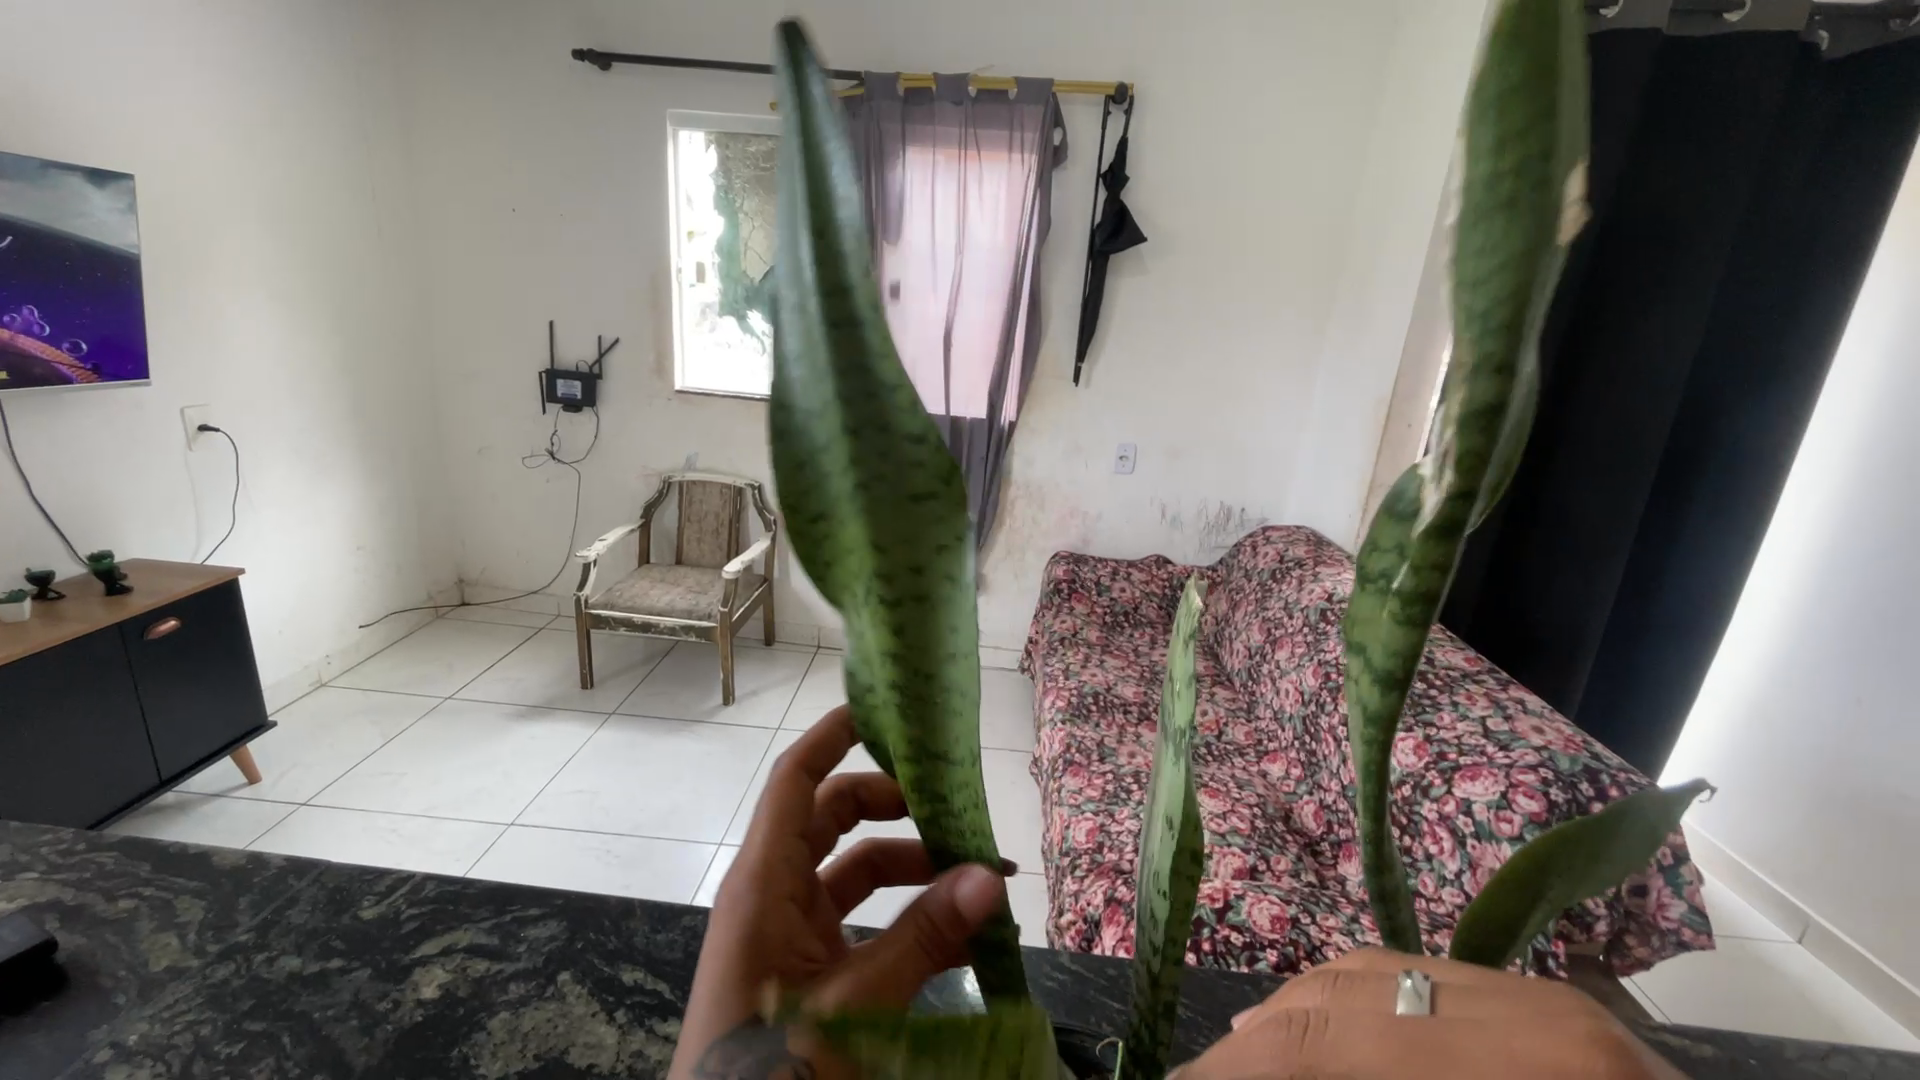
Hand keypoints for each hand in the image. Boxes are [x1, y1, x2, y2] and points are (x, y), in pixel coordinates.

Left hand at [669, 705, 1009, 1079]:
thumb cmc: (771, 1069)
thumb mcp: (854, 1004)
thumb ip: (924, 938)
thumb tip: (995, 875)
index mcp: (765, 882)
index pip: (796, 781)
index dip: (833, 735)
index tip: (886, 710)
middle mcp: (776, 895)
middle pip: (834, 819)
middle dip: (895, 807)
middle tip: (956, 809)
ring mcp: (793, 936)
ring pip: (856, 874)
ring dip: (912, 868)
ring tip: (978, 879)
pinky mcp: (811, 974)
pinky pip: (863, 924)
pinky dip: (907, 919)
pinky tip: (957, 935)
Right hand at [1177, 948, 1682, 1078]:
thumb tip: (1274, 1064)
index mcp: (1520, 1069)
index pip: (1330, 1036)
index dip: (1243, 1061)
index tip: (1187, 1079)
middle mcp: (1525, 1007)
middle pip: (1342, 989)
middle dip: (1261, 1032)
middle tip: (1207, 1068)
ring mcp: (1536, 992)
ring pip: (1371, 969)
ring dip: (1298, 1006)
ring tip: (1250, 1045)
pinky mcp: (1543, 996)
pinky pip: (1414, 973)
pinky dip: (1351, 994)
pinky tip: (1324, 1021)